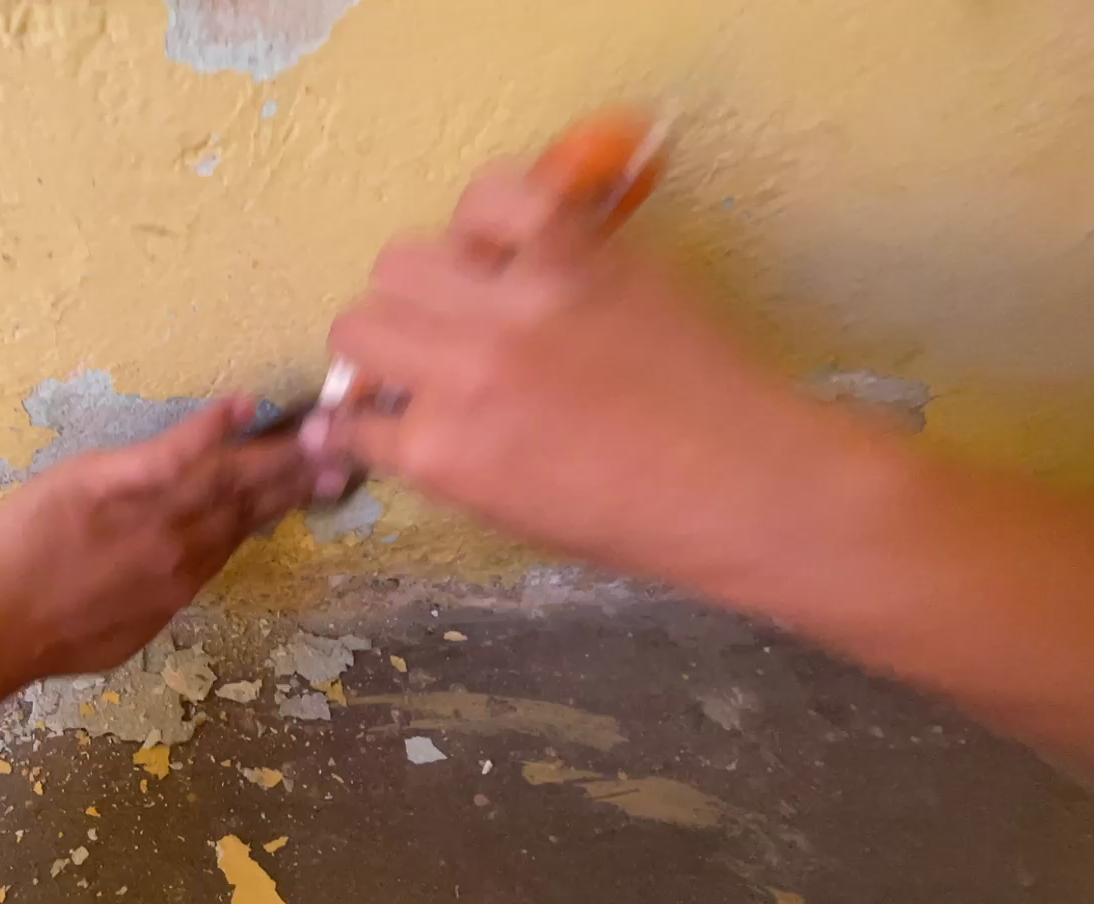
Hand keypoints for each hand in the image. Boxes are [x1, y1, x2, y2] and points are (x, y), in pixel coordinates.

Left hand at [0, 399, 311, 681]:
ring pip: (226, 478)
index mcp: (183, 579)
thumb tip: (188, 572)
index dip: (282, 505)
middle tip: (347, 450)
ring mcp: (151, 515)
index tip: (316, 484)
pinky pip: (173, 452)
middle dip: (300, 476)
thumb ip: (162, 595)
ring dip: (276, 452)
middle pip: (250, 502)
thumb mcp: (123, 631)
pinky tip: (245, 406)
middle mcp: (183, 547)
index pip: (242, 530)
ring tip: (319, 428)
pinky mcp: (114, 485)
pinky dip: (211, 429)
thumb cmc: (49, 636)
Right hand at [303, 164, 895, 586]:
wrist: (741, 484)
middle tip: (412, 354)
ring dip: (415, 288)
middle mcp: (460, 372)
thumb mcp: (490, 508)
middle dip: (372, 348)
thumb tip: (365, 423)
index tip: (369, 410)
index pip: (352, 416)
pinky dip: (484, 218)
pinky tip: (502, 249)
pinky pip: (492, 196)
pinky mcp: (577, 254)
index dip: (357, 416)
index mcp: (437, 451)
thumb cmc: (613, 517)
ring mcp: (516, 307)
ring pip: (400, 259)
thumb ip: (420, 456)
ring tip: (458, 300)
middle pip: (356, 326)